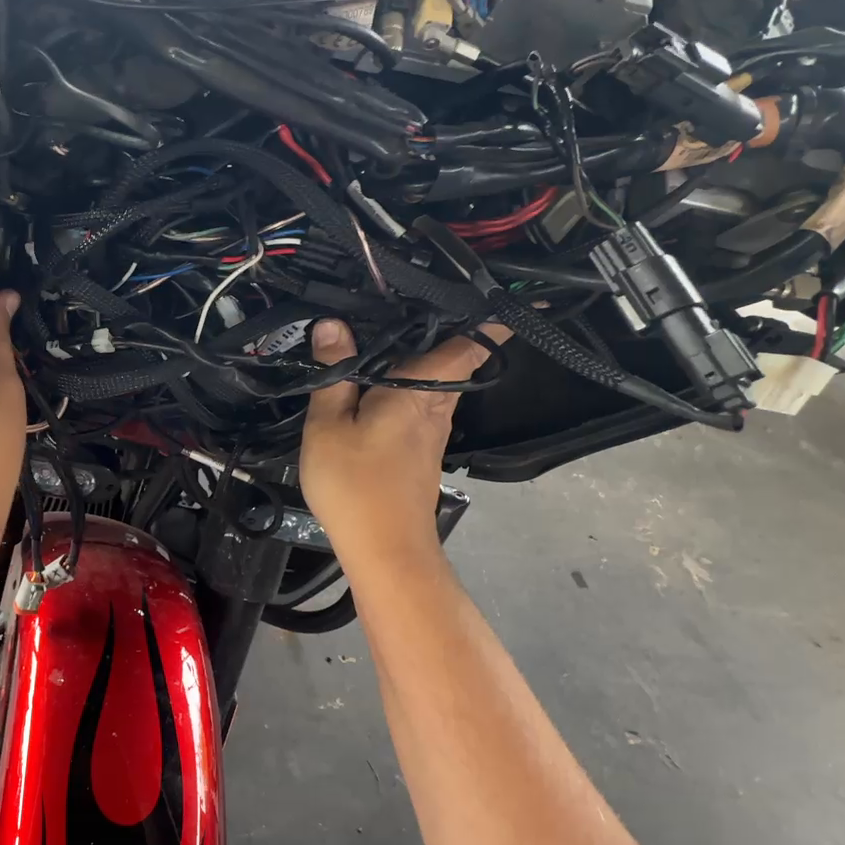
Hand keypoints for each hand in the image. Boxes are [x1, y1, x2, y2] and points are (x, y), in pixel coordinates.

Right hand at [299, 318, 510, 566]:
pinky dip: (404, 390)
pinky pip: (417, 407)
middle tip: (415, 304)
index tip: (517, 296)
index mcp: (419, 392)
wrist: (383, 548)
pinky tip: (375, 392)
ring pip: (432, 386)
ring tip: (384, 343)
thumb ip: (333, 375)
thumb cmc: (355, 484)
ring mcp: (431, 435)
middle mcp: (436, 409)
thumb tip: (334, 325)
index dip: (493, 320)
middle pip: (448, 363)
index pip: (469, 346)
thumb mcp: (327, 425)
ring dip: (418, 364)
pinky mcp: (420, 454)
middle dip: (440, 334)